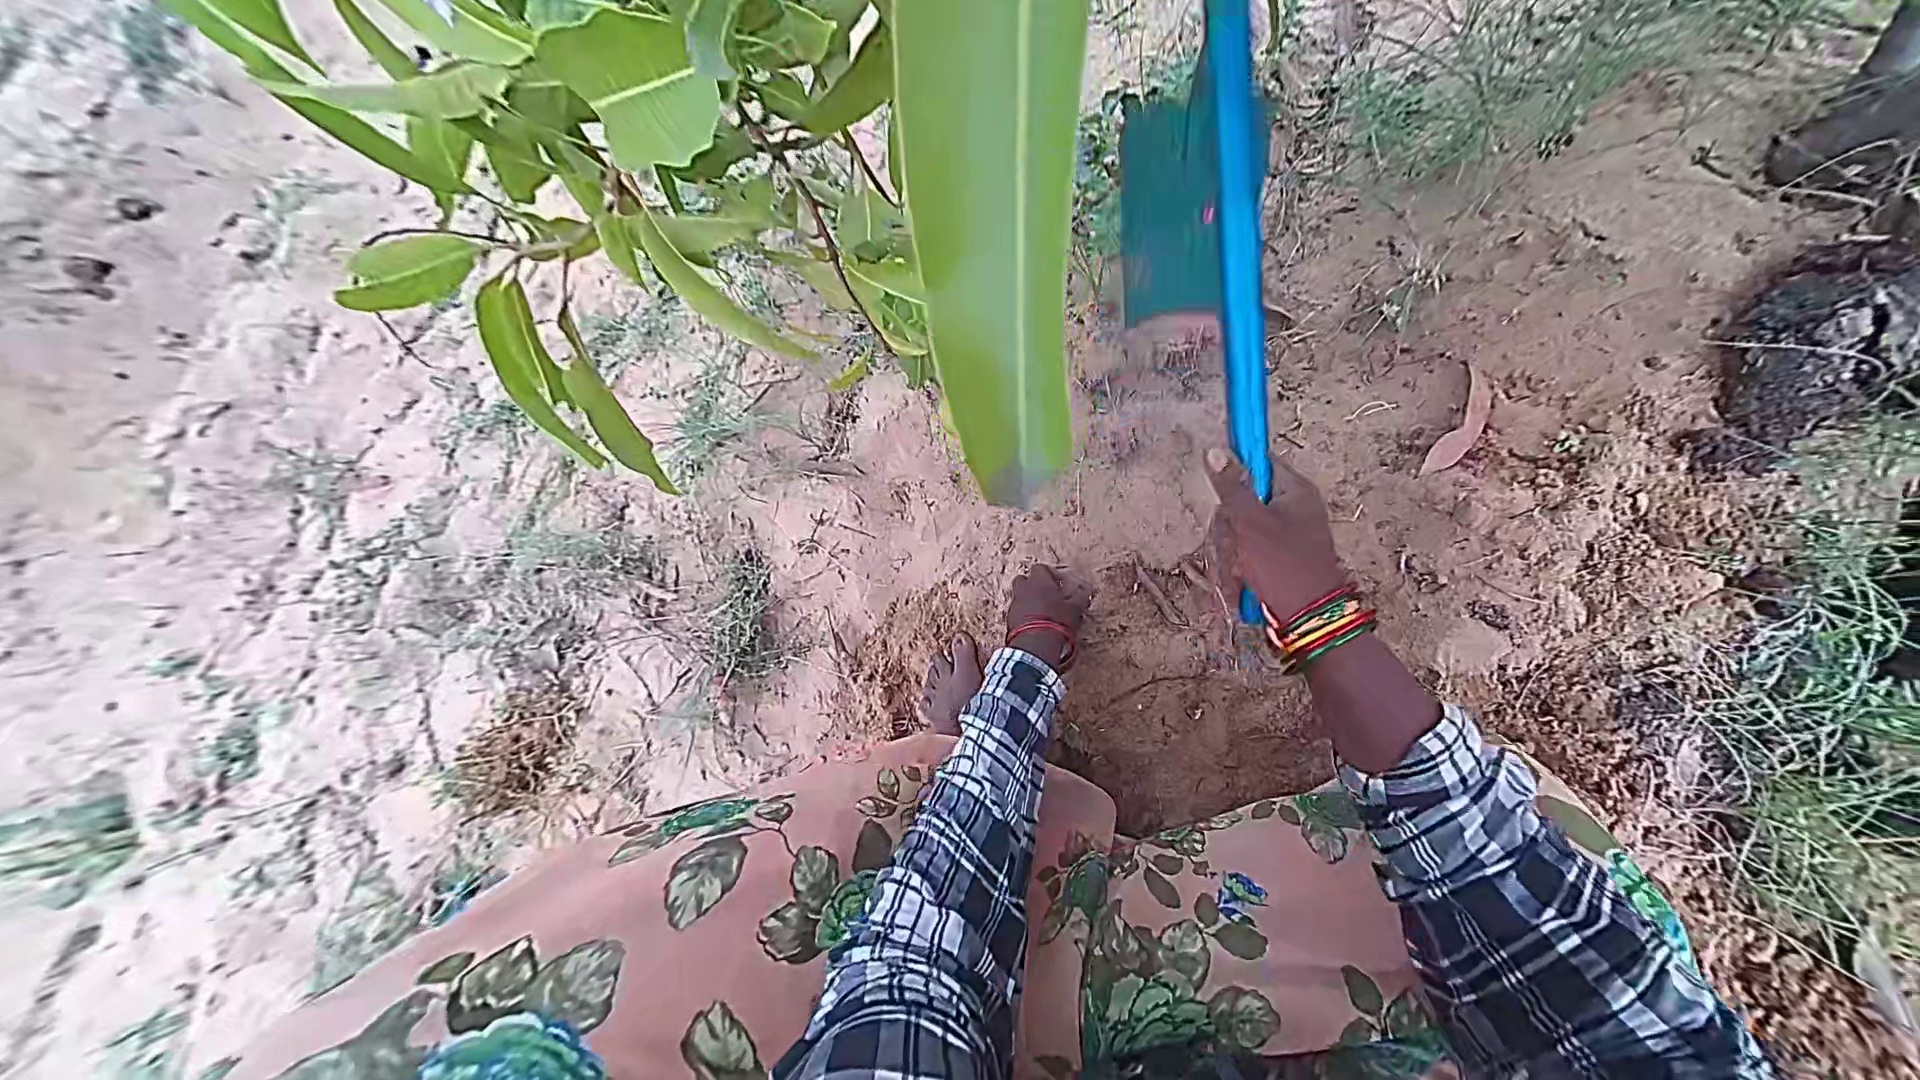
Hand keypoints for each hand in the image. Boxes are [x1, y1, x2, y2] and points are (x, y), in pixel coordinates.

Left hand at [1003, 564, 1089, 667]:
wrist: (1035, 643)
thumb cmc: (1057, 621)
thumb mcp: (1075, 608)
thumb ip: (1079, 596)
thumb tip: (1083, 592)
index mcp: (1039, 581)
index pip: (1041, 568)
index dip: (1051, 575)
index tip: (1060, 584)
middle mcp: (1023, 588)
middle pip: (1024, 579)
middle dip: (1034, 584)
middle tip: (1047, 594)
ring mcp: (1014, 603)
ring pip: (1019, 595)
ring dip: (1028, 600)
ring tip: (1042, 611)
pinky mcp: (1009, 618)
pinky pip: (1016, 610)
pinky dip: (1023, 614)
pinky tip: (1034, 623)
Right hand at [1205, 447, 1345, 623]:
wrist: (1307, 615)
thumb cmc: (1282, 564)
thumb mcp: (1251, 522)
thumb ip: (1232, 487)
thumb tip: (1215, 451)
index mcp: (1296, 490)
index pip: (1261, 460)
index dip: (1236, 467)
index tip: (1217, 483)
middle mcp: (1295, 507)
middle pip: (1246, 495)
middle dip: (1230, 519)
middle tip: (1232, 537)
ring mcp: (1287, 532)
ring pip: (1242, 524)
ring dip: (1232, 544)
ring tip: (1238, 564)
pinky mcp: (1278, 554)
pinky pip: (1248, 546)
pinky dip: (1240, 559)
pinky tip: (1241, 575)